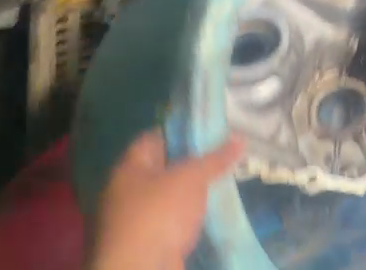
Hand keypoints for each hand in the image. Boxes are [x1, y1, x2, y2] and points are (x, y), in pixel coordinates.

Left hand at [87, 131, 244, 269]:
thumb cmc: (158, 214)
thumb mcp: (192, 177)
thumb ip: (215, 157)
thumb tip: (239, 138)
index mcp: (128, 170)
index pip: (155, 137)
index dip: (182, 129)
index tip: (211, 126)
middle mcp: (126, 192)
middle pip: (165, 165)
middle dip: (194, 158)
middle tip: (225, 149)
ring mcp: (134, 218)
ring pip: (171, 192)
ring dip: (194, 187)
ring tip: (226, 174)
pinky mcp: (147, 239)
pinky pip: (173, 215)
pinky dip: (190, 209)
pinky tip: (214, 203)